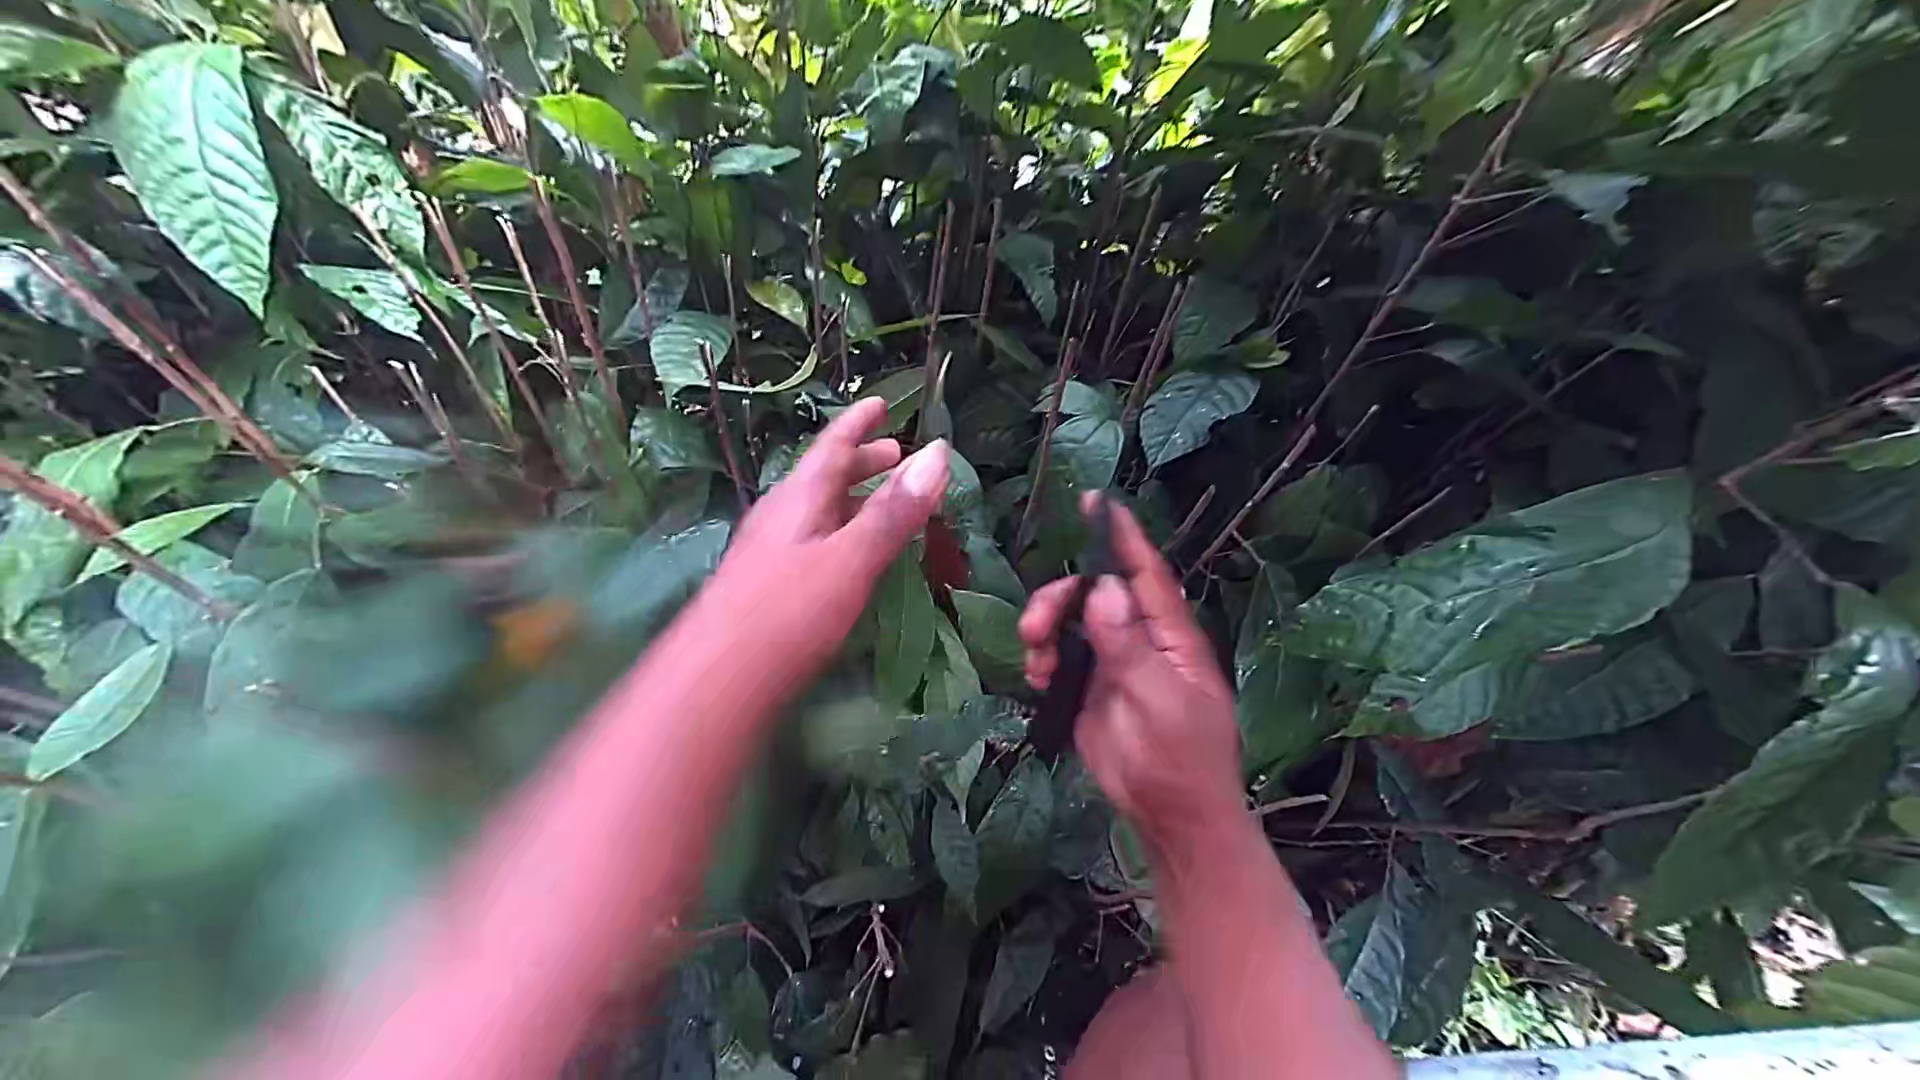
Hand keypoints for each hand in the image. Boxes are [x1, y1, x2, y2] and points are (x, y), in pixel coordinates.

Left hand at [698, 397, 948, 683]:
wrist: (717, 681)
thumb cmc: (787, 612)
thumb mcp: (850, 558)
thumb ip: (893, 511)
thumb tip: (936, 453)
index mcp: (799, 499)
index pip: (832, 447)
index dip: (858, 423)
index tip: (882, 403)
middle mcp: (781, 516)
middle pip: (825, 477)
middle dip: (863, 461)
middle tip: (897, 455)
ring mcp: (771, 551)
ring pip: (820, 510)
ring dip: (854, 498)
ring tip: (884, 500)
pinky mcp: (770, 585)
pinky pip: (815, 539)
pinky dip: (844, 531)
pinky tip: (851, 553)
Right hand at [1019, 496, 1242, 852]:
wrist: (1168, 815)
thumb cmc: (1181, 759)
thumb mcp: (1161, 702)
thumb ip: (1130, 647)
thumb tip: (1103, 590)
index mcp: (1170, 633)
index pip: (1145, 572)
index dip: (1121, 536)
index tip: (1096, 501)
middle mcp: (1139, 636)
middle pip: (1092, 592)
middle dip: (1059, 599)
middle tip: (1035, 627)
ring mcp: (1112, 659)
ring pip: (1068, 619)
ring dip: (1044, 628)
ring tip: (1035, 660)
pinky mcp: (1088, 684)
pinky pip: (1057, 653)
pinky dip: (1041, 658)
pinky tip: (1039, 679)